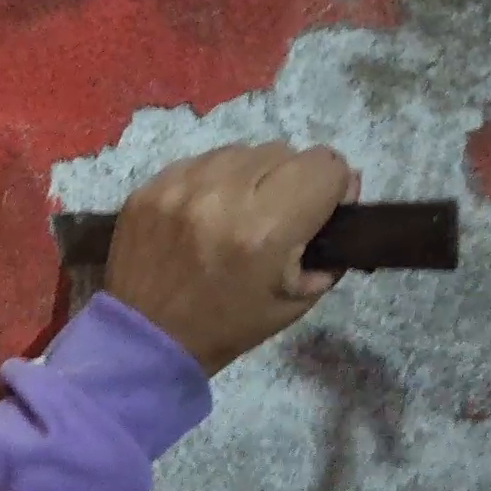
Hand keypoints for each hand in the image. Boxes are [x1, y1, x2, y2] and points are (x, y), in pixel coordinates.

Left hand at [104, 144, 358, 374]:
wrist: (146, 338)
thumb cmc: (227, 325)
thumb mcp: (297, 299)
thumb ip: (329, 244)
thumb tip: (343, 188)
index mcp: (264, 229)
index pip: (325, 165)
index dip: (331, 187)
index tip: (318, 211)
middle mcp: (221, 196)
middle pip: (284, 151)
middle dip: (288, 181)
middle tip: (271, 220)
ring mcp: (179, 187)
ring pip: (240, 151)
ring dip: (247, 177)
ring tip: (232, 217)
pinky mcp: (149, 187)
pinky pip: (198, 162)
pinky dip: (209, 182)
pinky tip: (201, 216)